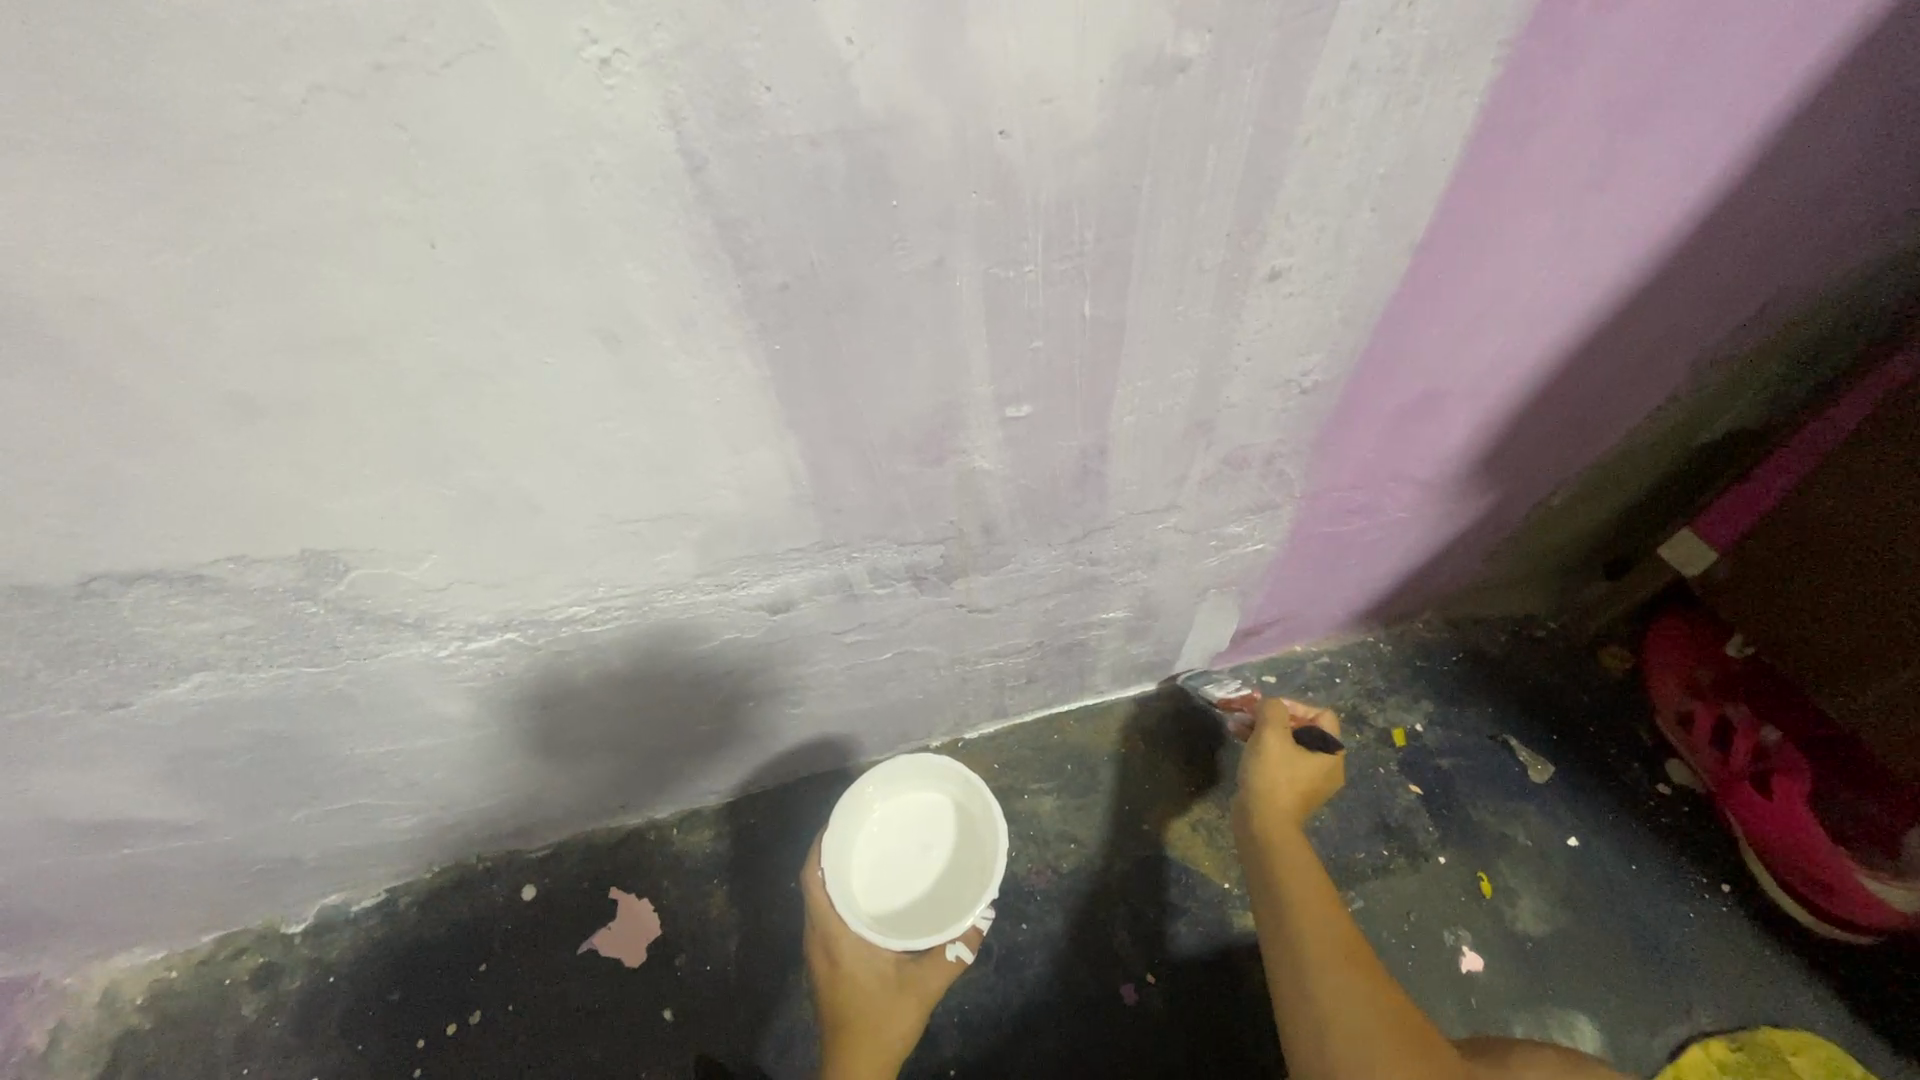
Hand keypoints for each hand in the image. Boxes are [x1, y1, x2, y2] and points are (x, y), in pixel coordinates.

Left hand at [801, 832, 987, 1079]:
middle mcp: (816, 937)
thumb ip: (955, 951)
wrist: (856, 1071)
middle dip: (830, 852)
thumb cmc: (882, 1022)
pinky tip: (864, 894)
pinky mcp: (822, 965)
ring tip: (864, 852)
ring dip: (832, 875)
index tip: (842, 819)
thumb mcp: (925, 986)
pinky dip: (836, 896)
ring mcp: (816, 953)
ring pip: (816, 900)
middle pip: (812, 883)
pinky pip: (822, 916)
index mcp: (832, 933)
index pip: (812, 877)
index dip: (820, 844)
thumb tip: (983, 916)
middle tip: (862, 828)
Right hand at [1233, 697, 1345, 833]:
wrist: (1262, 824)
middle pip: (1302, 728)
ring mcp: (1308, 779)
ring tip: (1235, 723)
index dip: (1294, 705)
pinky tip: (1238, 738)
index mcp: (1331, 752)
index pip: (1321, 714)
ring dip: (1262, 729)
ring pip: (1287, 743)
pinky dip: (1262, 747)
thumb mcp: (1270, 733)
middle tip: (1247, 713)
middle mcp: (1326, 766)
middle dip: (1271, 717)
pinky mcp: (1290, 789)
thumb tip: (1269, 705)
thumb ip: (1272, 708)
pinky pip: (1280, 759)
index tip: (1268, 709)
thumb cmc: (1272, 776)